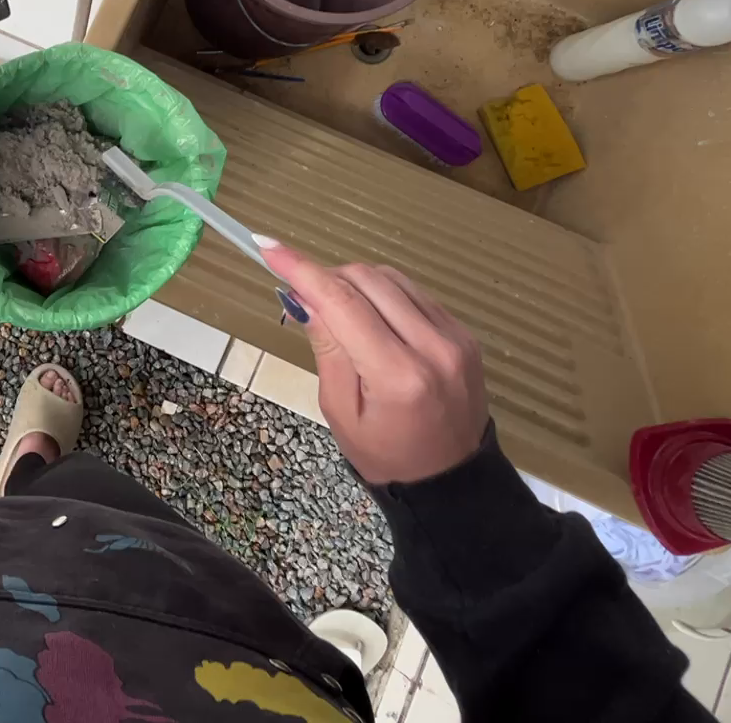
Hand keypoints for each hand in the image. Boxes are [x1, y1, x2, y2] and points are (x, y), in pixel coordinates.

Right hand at [261, 241, 488, 484]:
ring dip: (352, 282)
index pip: (341, 303)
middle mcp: (433, 346)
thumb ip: (326, 348)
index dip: (301, 270)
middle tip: (302, 299)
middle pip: (366, 280)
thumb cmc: (384, 454)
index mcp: (397, 374)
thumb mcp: (339, 410)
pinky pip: (412, 291)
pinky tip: (369, 317)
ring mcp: (454, 336)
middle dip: (325, 277)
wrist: (454, 482)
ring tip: (337, 312)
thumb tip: (304, 297)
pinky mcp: (463, 332)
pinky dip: (380, 292)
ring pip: (389, 278)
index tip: (267, 247)